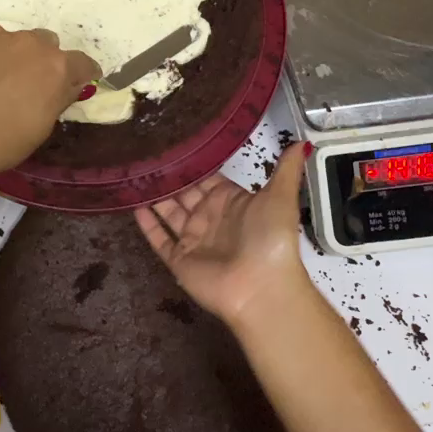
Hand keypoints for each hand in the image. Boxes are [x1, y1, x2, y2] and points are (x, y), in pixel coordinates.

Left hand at [0, 25, 101, 174]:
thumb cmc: (2, 141)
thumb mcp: (42, 128)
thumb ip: (59, 98)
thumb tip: (68, 85)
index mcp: (57, 67)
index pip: (82, 63)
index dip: (82, 73)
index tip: (78, 81)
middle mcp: (30, 43)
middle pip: (45, 43)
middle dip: (40, 59)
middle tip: (25, 84)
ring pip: (9, 40)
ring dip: (7, 55)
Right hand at [136, 144, 311, 327]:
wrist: (262, 289)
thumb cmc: (271, 240)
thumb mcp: (281, 198)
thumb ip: (286, 170)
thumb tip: (301, 142)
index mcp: (230, 202)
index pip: (205, 177)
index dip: (190, 162)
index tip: (170, 142)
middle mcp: (209, 217)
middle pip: (183, 192)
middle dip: (167, 176)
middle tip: (144, 153)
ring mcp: (193, 239)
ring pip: (168, 212)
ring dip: (153, 195)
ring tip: (133, 173)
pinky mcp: (179, 259)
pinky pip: (159, 238)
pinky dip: (146, 223)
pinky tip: (131, 204)